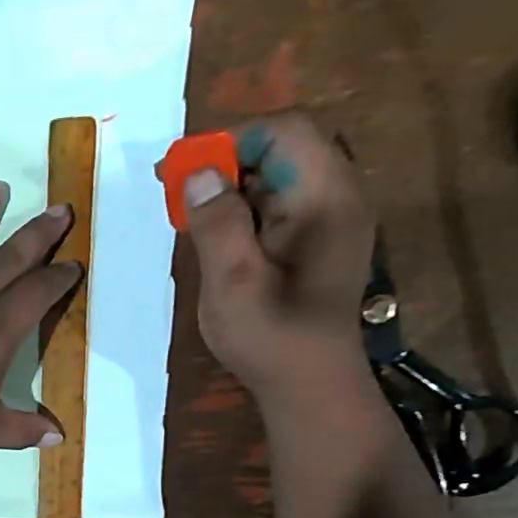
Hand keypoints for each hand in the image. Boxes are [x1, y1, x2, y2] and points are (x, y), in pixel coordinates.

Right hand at [183, 112, 376, 393]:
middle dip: (226, 163)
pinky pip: (280, 204)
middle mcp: (338, 196)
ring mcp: (332, 218)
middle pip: (282, 148)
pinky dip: (244, 210)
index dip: (230, 141)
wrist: (309, 387)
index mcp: (326, 198)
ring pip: (278, 175)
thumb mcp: (233, 282)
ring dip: (231, 188)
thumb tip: (198, 173)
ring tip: (193, 219)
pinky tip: (219, 239)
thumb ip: (217, 223)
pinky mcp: (319, 240)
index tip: (186, 174)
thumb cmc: (271, 338)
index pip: (283, 131)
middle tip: (180, 197)